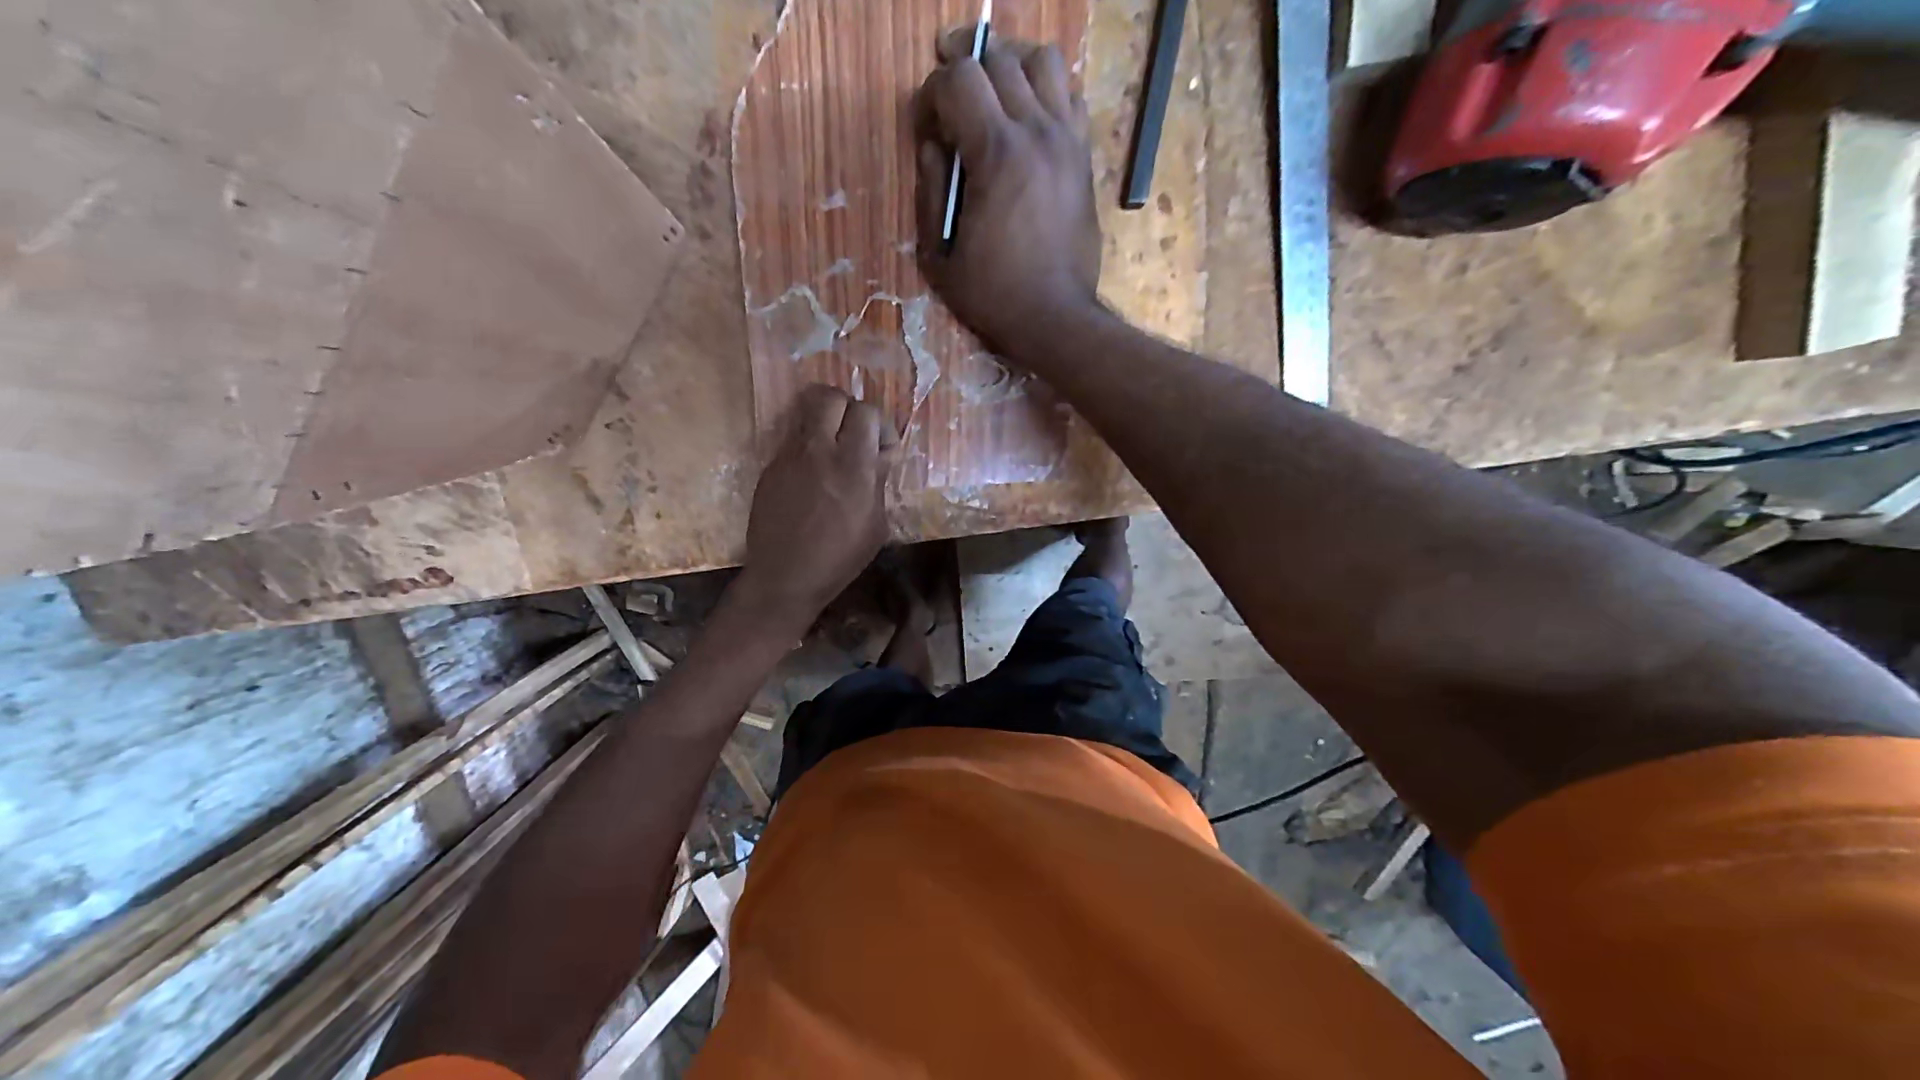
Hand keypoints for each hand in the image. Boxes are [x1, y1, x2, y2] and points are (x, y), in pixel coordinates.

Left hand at [736, 385, 893, 624]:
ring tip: (833, 449)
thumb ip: (878, 481)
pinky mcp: (771, 467)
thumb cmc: (839, 558)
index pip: (866, 411)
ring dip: (825, 421)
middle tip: (854, 434)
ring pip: (805, 411)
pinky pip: (792, 439)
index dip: (879, 424)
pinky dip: (808, 446)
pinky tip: (813, 475)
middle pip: (830, 396)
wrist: (785, 576)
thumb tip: (879, 455)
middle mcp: (818, 451)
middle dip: (848, 408)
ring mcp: (789, 456)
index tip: (882, 449)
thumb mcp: (876, 524)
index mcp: (852, 466)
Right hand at [914, 33, 1102, 355]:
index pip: (960, 78)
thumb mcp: (939, 253)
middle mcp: (1037, 132)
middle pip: (999, 59)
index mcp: (997, 153)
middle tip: (951, 100)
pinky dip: (1046, 94)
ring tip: (993, 97)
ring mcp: (1067, 140)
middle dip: (965, 69)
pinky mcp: (1083, 157)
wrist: (1054, 316)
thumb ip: (930, 187)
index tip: (926, 128)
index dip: (932, 94)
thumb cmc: (992, 293)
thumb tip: (932, 143)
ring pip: (1045, 62)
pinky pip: (1070, 96)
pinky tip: (1027, 122)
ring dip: (1012, 69)